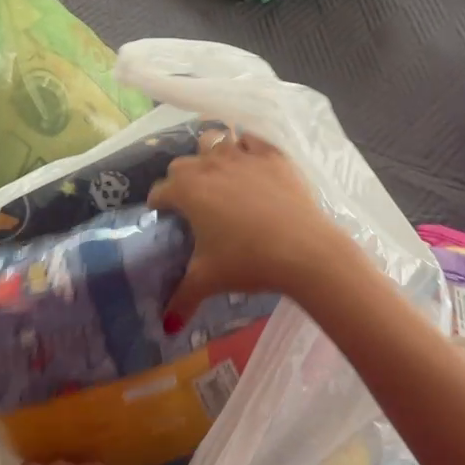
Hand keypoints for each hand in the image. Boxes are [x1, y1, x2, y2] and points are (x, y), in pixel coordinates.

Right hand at [148, 129, 355, 322]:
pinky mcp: (272, 154)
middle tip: (193, 204)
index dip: (159, 205)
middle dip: (181, 179)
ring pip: (214, 140)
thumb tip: (166, 326)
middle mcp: (208, 164)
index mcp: (186, 190)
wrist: (305, 250)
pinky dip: (246, 147)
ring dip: (210, 153)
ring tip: (218, 174)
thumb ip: (181, 299)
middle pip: (182, 163)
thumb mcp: (208, 280)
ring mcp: (241, 155)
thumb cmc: (248, 262)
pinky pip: (251, 139)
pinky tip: (251, 163)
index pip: (159, 191)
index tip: (166, 218)